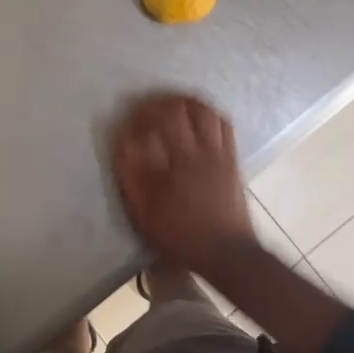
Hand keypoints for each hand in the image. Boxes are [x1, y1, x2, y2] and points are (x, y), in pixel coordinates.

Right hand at [112, 93, 256, 273]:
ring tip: (170, 104)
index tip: (126, 117)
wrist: (227, 251)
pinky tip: (198, 116)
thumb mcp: (144, 214)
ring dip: (184, 101)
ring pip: (204, 111)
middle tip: (145, 107)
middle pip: (179, 109)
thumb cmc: (181, 236)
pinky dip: (208, 112)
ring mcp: (219, 152)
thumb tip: (121, 144)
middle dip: (158, 102)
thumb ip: (131, 177)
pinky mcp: (232, 157)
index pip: (152, 123)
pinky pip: (224, 123)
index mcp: (174, 163)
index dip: (137, 114)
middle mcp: (198, 150)